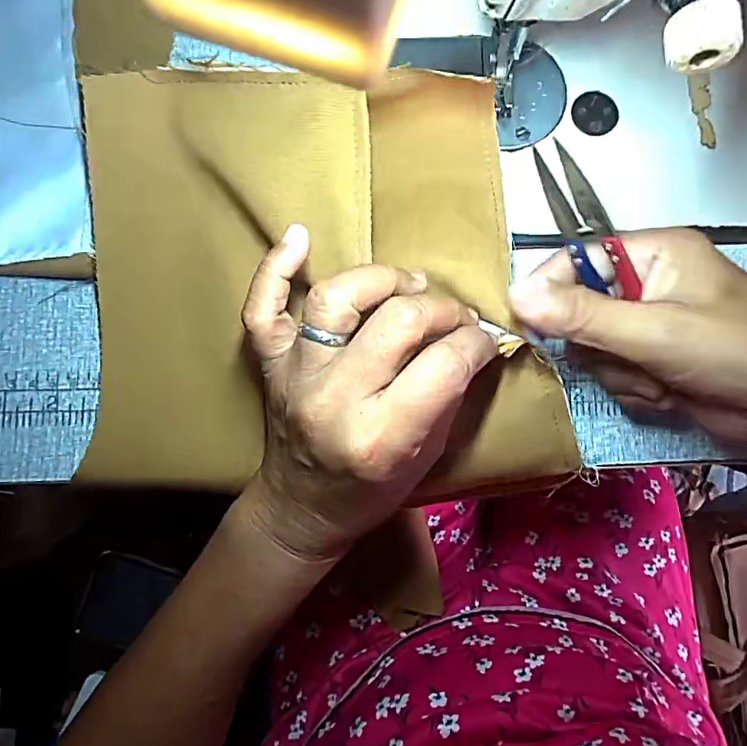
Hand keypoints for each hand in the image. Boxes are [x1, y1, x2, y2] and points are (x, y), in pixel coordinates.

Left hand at [237, 225, 497, 562]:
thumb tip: (476, 338)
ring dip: (383, 281)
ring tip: (409, 287)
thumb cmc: (369, 492)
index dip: (477, 342)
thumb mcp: (427, 457)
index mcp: (380, 437)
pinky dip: (276, 267)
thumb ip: (450, 394)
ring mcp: (295, 376)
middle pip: (399, 321)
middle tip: (456, 318)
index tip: (485, 339)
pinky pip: (261, 306)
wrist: (301, 509)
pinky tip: (300, 236)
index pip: (444, 363)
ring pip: (337, 297)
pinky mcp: (269, 364)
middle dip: (444, 311)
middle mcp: (333, 399)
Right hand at [508, 229, 746, 531]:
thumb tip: (512, 295)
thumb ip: (581, 315)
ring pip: (593, 348)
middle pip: (578, 308)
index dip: (550, 289)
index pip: (576, 259)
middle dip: (599, 343)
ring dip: (620, 371)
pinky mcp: (656, 361)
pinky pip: (614, 372)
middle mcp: (648, 282)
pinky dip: (635, 388)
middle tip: (627, 355)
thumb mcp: (654, 331)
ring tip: (662, 378)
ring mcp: (651, 325)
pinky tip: (669, 393)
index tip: (530, 322)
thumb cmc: (737, 353)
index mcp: (654, 253)